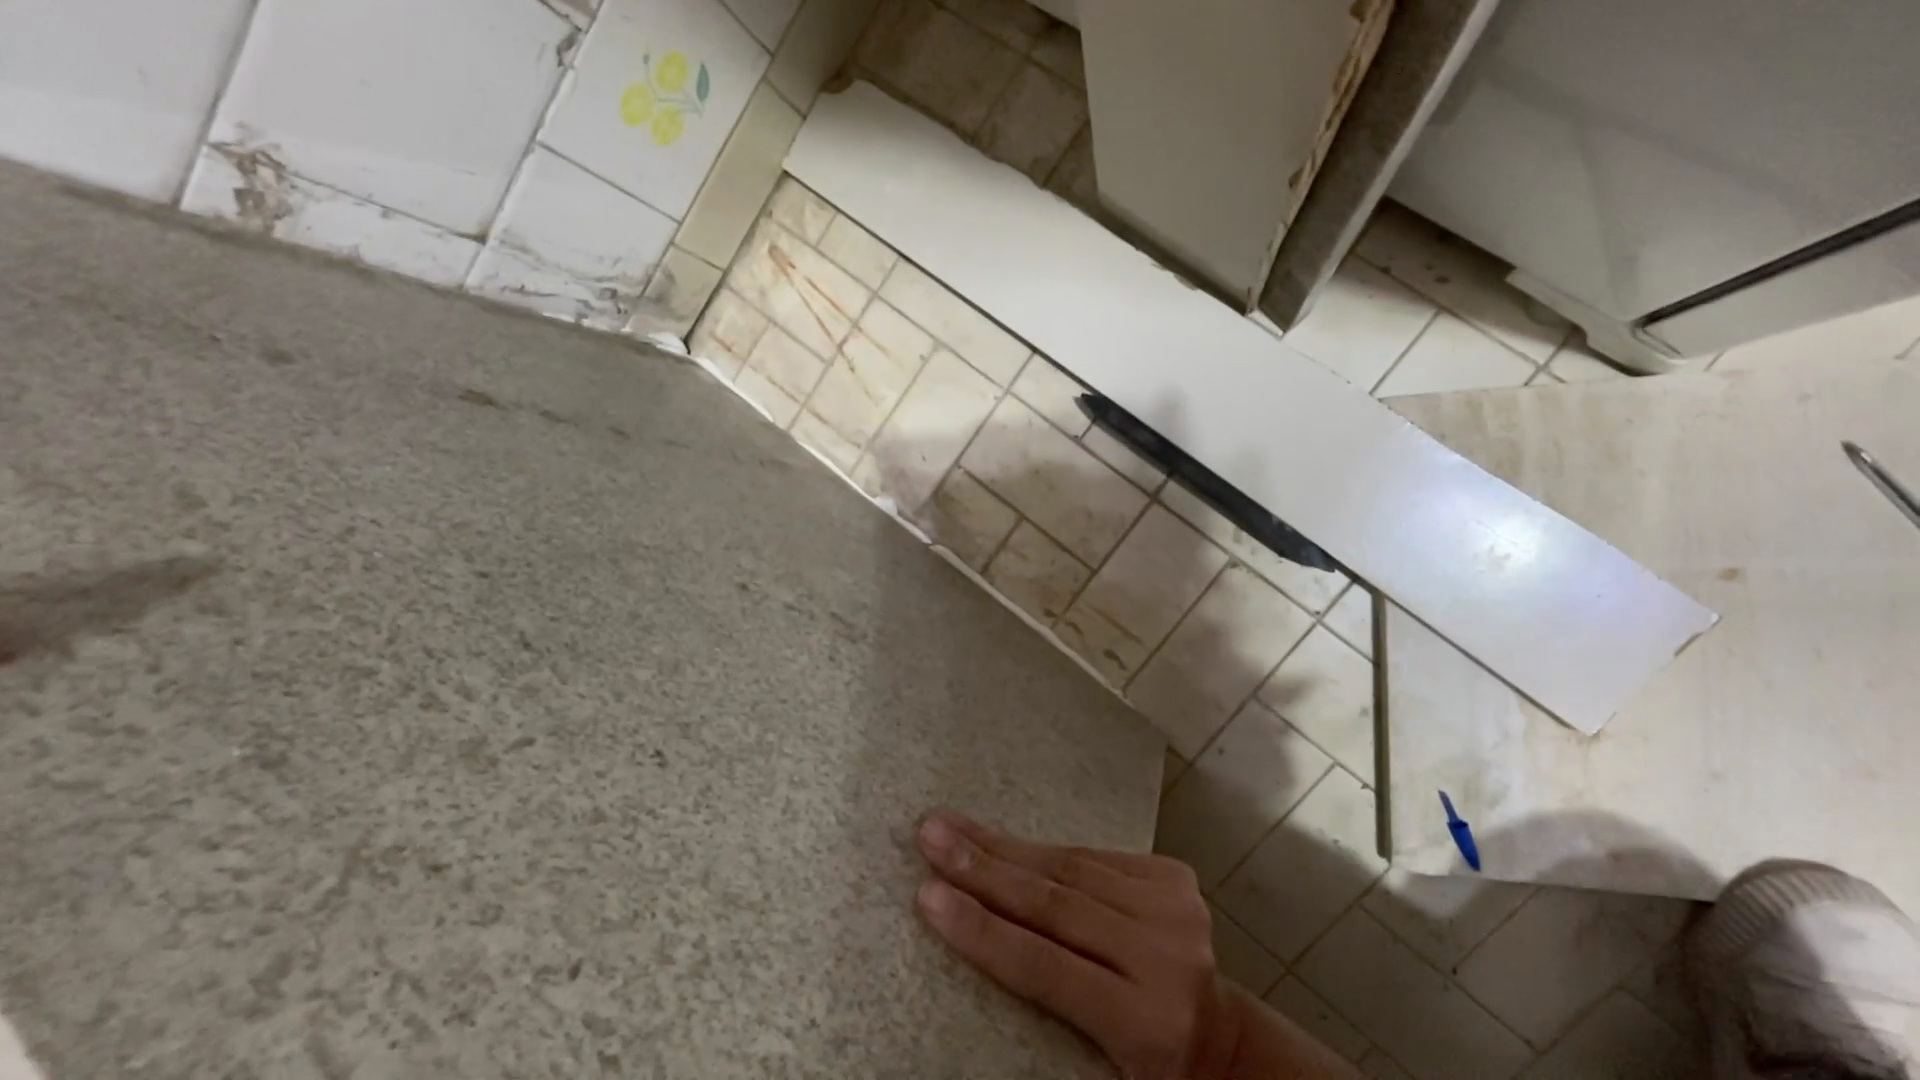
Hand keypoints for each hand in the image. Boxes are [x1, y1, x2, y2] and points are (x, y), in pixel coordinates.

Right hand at [912, 811, 1239, 1078]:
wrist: (1219, 1039)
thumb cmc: (1143, 1067)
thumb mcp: (1099, 1070)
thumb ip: (1047, 1017)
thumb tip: (972, 968)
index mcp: (1144, 1020)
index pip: (1044, 966)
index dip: (981, 931)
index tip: (927, 897)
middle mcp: (1164, 956)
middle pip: (1055, 904)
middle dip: (981, 868)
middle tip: (929, 837)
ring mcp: (1176, 909)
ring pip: (1069, 868)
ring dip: (1001, 847)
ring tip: (950, 826)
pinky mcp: (1175, 878)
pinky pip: (1090, 856)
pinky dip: (1040, 848)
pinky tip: (998, 837)